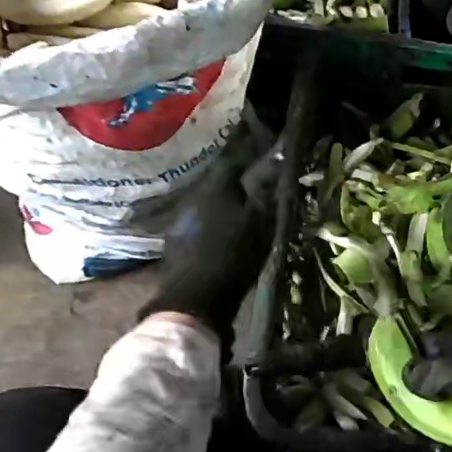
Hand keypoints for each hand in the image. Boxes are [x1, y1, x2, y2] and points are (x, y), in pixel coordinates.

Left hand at [139, 121, 281, 338]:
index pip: (234, 158)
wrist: (195, 300)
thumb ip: (266, 191)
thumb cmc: (233, 257)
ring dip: (222, 203)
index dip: (251, 152)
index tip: (266, 151)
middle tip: (256, 183)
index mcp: (214, 186)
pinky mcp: (175, 243)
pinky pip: (199, 223)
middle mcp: (192, 196)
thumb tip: (276, 160)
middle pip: (218, 181)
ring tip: (240, 210)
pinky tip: (221, 233)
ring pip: (206, 202)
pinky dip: (212, 223)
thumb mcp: (260, 222)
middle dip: (235, 180)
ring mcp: (180, 220)